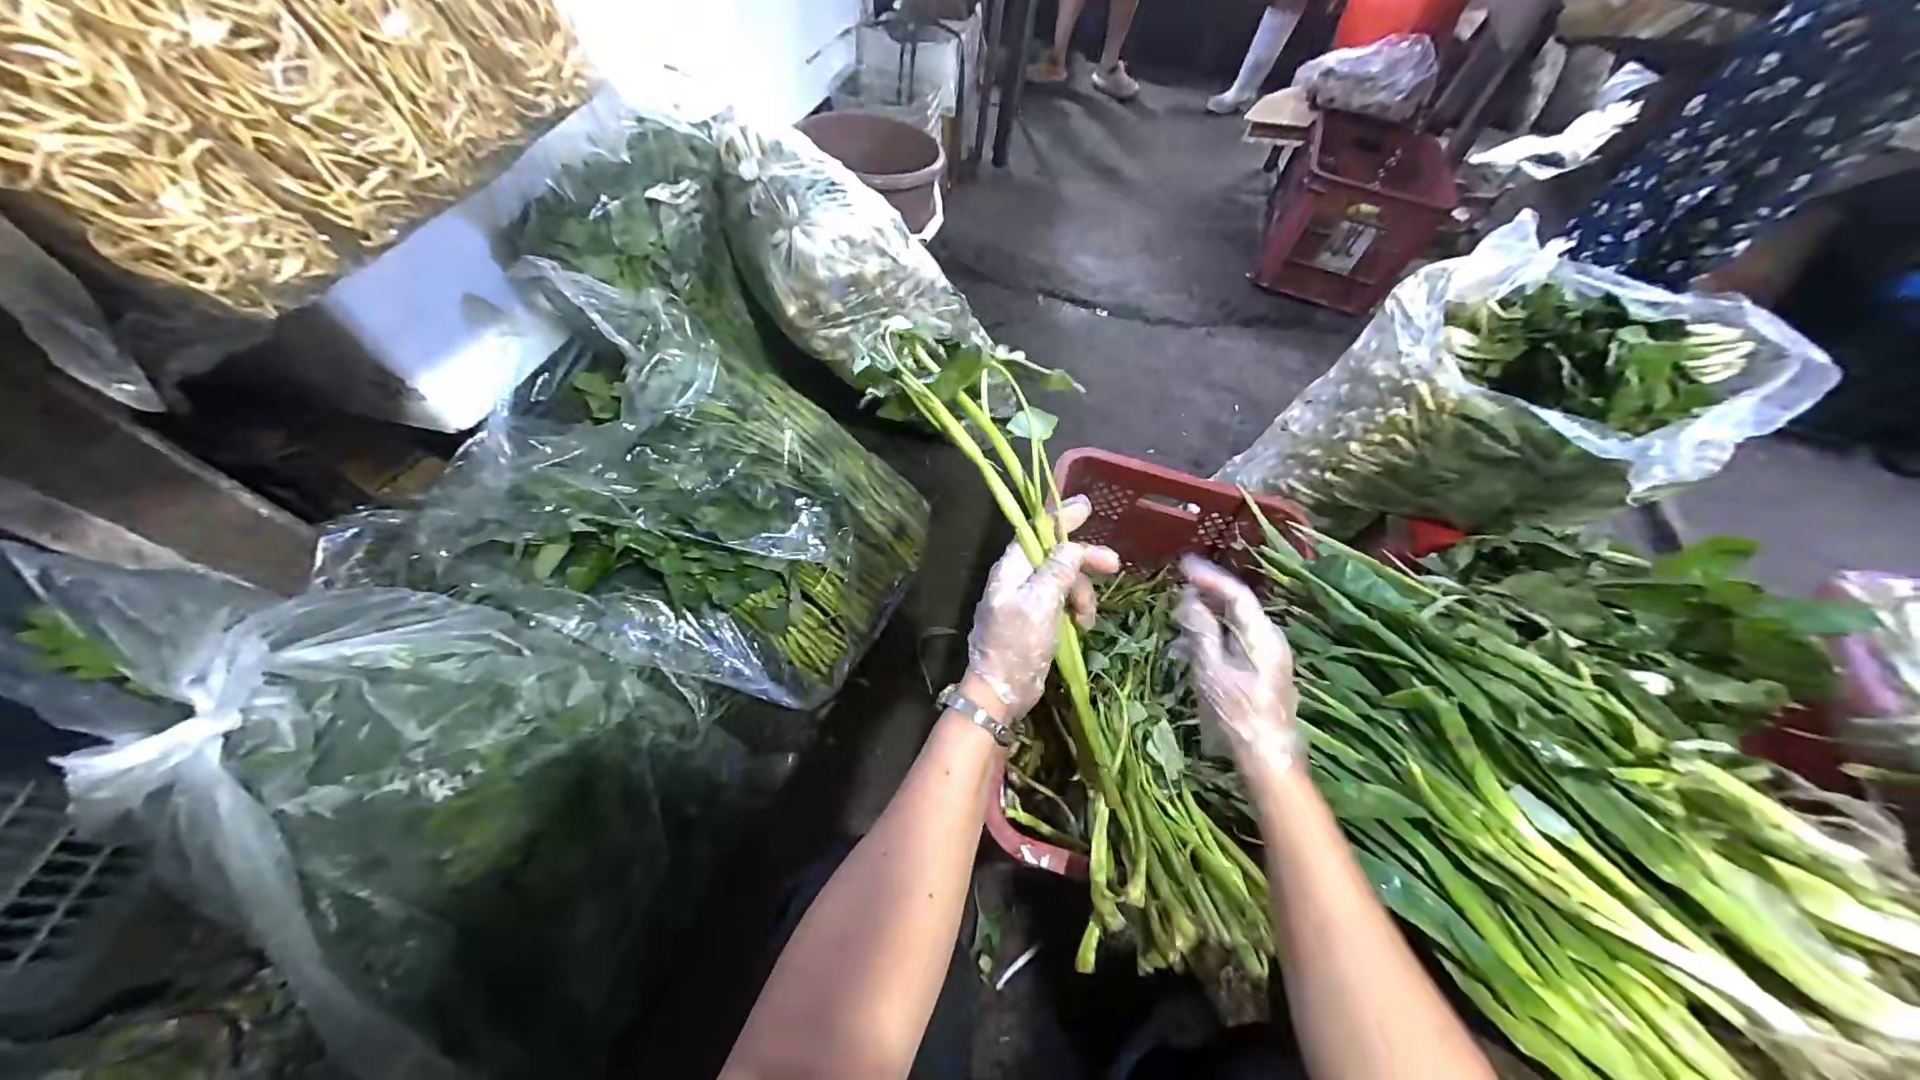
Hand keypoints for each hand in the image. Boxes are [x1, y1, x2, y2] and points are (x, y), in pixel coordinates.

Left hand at [964, 495, 1120, 719]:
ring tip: (1086, 619)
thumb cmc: (1016, 646)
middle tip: (1113, 566)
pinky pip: (1061, 602)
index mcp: (1012, 569)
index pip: (1037, 532)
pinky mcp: (1036, 620)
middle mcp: (1018, 579)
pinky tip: (1081, 626)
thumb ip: (1056, 571)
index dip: (1061, 518)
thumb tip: (1072, 547)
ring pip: (1064, 581)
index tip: (1087, 506)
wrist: (1000, 691)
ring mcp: (1027, 600)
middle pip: (1056, 556)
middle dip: (1083, 562)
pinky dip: (1075, 610)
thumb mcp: (1039, 604)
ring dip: (1081, 595)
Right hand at [1176, 555, 1300, 774]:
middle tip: (1177, 586)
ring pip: (1234, 624)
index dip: (1210, 577)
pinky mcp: (1260, 671)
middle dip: (1206, 594)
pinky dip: (1211, 637)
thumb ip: (1201, 631)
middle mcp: (1269, 639)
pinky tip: (1188, 646)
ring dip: (1206, 617)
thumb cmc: (1238, 714)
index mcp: (1262, 636)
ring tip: (1177, 617)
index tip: (1183, 565)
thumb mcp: (1212, 671)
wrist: (1267, 756)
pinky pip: (1234, 641)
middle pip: (1237, 606)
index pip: (1237, 594)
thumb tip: (1189, 599)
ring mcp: (1266, 656)